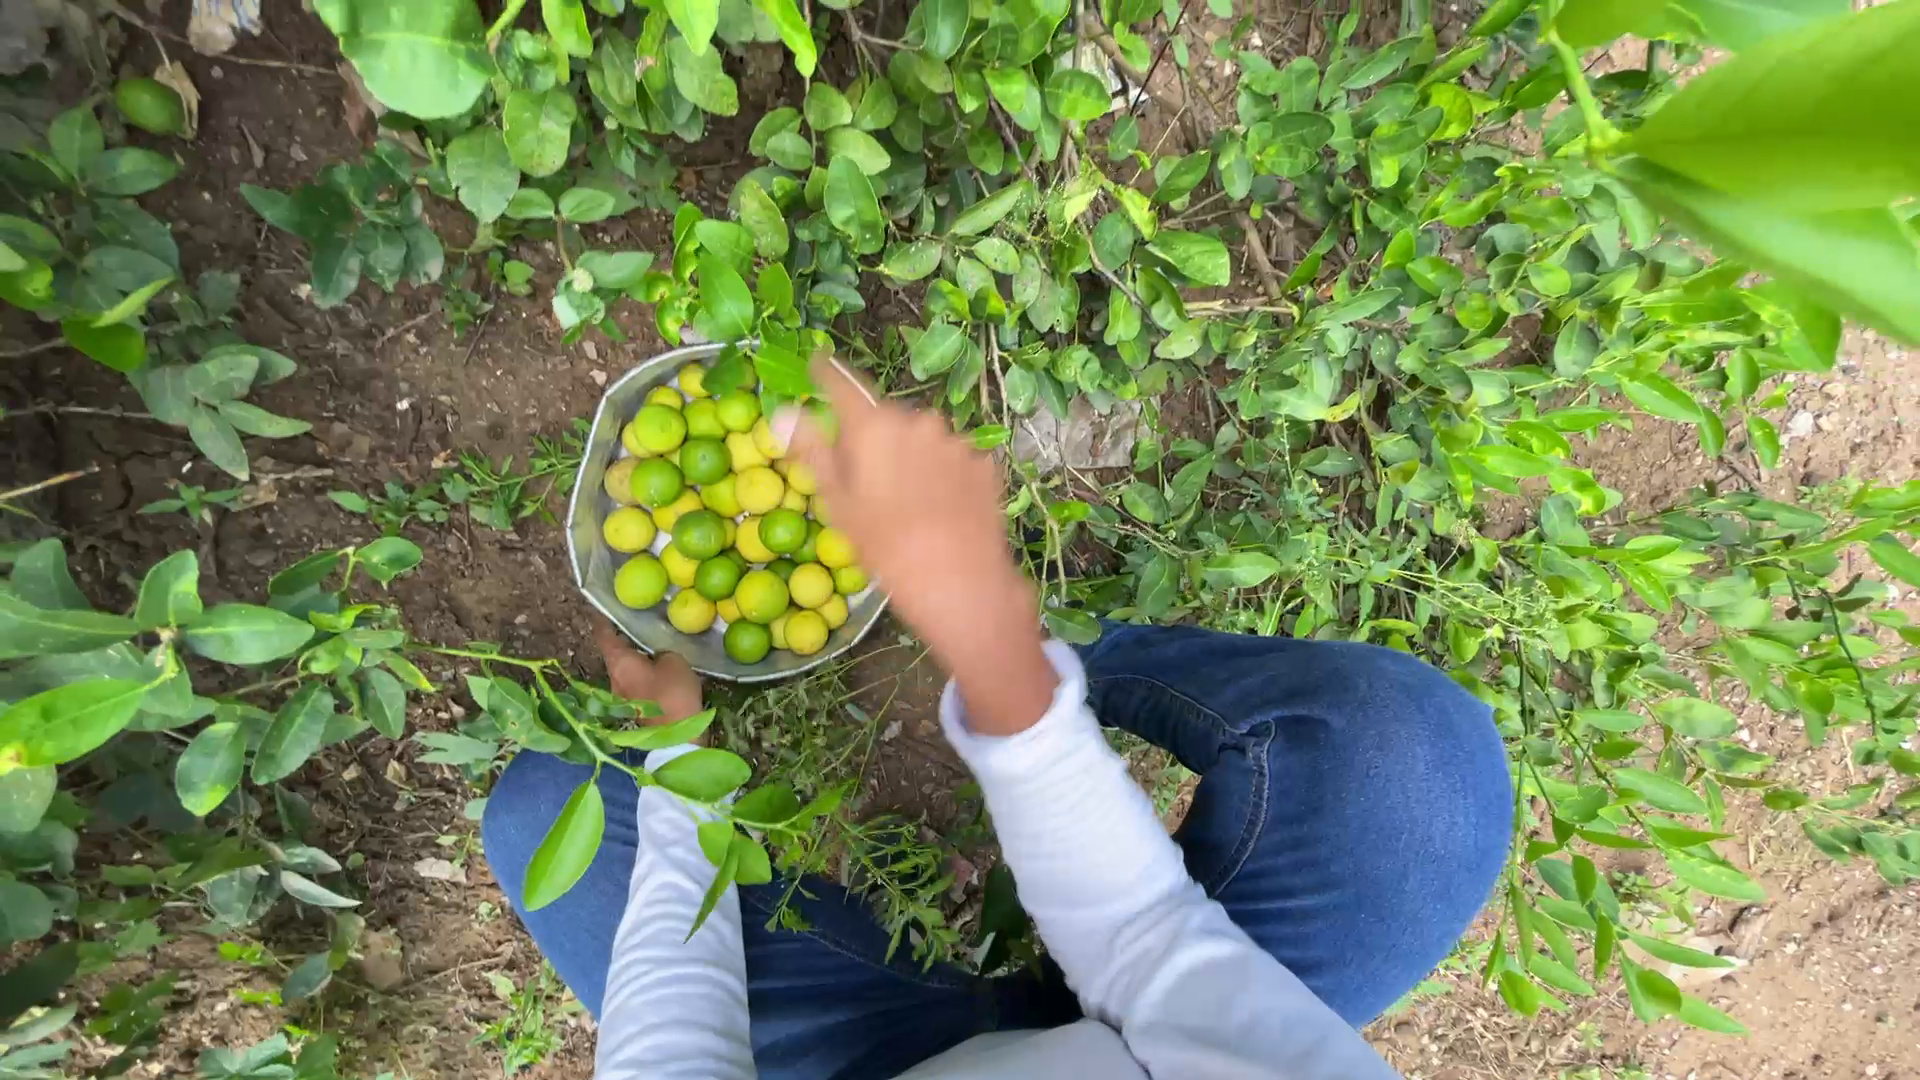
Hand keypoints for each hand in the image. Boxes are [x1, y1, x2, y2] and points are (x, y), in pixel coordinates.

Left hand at [593, 615, 703, 728]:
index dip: (603, 620)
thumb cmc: (672, 692)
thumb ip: (662, 651)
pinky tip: (660, 670)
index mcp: (619, 662)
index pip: (603, 635)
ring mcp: (620, 694)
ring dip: (636, 657)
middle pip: (614, 653)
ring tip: (654, 647)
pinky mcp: (632, 706)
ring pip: (625, 668)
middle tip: (640, 625)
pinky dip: (643, 672)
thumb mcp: (674, 661)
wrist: (676, 735)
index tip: (604, 609)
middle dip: (625, 639)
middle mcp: (613, 677)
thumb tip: (657, 654)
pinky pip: (634, 681)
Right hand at [786, 357, 1055, 733]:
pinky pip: (953, 459)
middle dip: (876, 439)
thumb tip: (785, 413)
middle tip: (871, 484)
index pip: (844, 385)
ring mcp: (956, 442)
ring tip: (913, 503)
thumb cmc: (888, 549)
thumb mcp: (840, 506)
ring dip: (914, 457)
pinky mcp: (984, 464)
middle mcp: (918, 422)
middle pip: (887, 419)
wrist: (962, 583)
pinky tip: (944, 508)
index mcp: (874, 427)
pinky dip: (945, 474)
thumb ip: (814, 452)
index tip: (818, 363)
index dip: (827, 374)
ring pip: (923, 440)